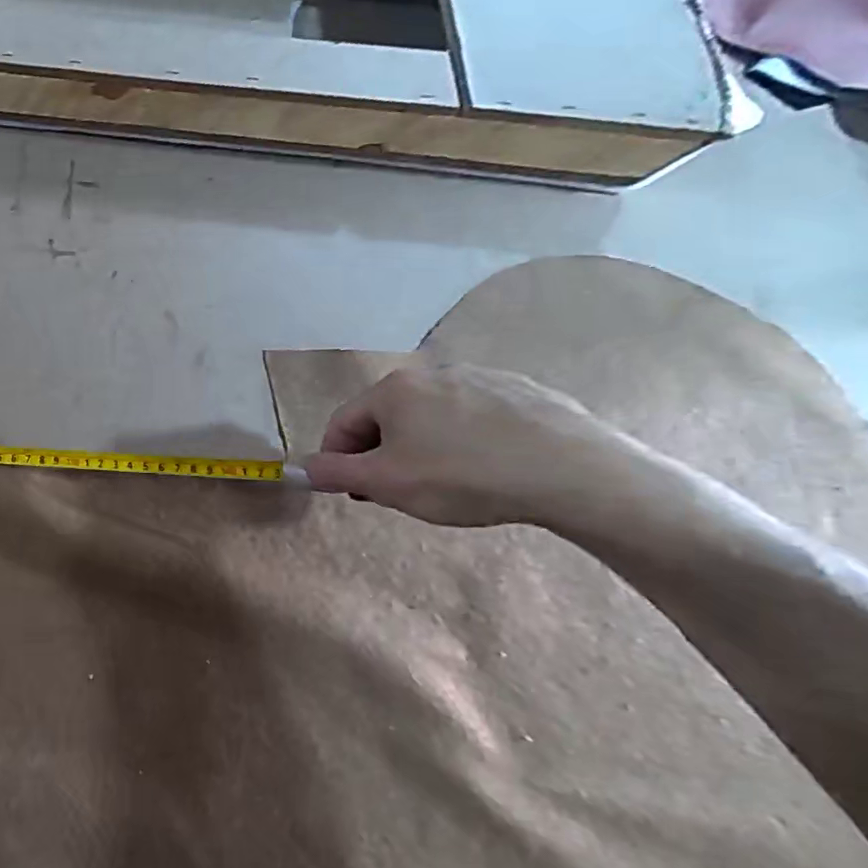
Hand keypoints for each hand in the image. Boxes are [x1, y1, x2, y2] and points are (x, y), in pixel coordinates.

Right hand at [302, 364, 630, 527]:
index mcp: (393, 390)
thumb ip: (332, 473)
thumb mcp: (385, 483)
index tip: (352, 493)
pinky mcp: (523, 392)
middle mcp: (431, 373)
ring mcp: (481, 378)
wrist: (573, 472)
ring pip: (430, 418)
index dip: (337, 461)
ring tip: (445, 484)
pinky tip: (488, 468)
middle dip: (381, 456)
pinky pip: (474, 418)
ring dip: (421, 448)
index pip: (342, 424)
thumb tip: (295, 467)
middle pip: (386, 419)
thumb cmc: (463, 476)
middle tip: (397, 493)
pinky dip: (466, 441)